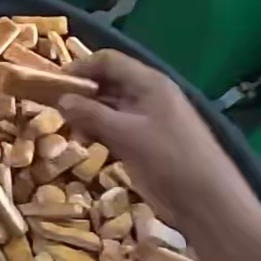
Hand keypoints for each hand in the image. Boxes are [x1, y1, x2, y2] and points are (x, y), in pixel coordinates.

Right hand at [56, 50, 246, 228]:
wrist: (207, 200)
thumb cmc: (170, 158)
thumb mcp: (126, 134)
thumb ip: (92, 114)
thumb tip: (61, 100)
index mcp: (149, 83)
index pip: (108, 61)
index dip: (81, 67)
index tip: (54, 83)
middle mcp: (147, 95)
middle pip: (108, 82)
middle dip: (82, 92)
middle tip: (53, 108)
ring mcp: (147, 120)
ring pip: (110, 107)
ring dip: (88, 114)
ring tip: (65, 127)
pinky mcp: (145, 142)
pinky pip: (116, 128)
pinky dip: (98, 131)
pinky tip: (84, 142)